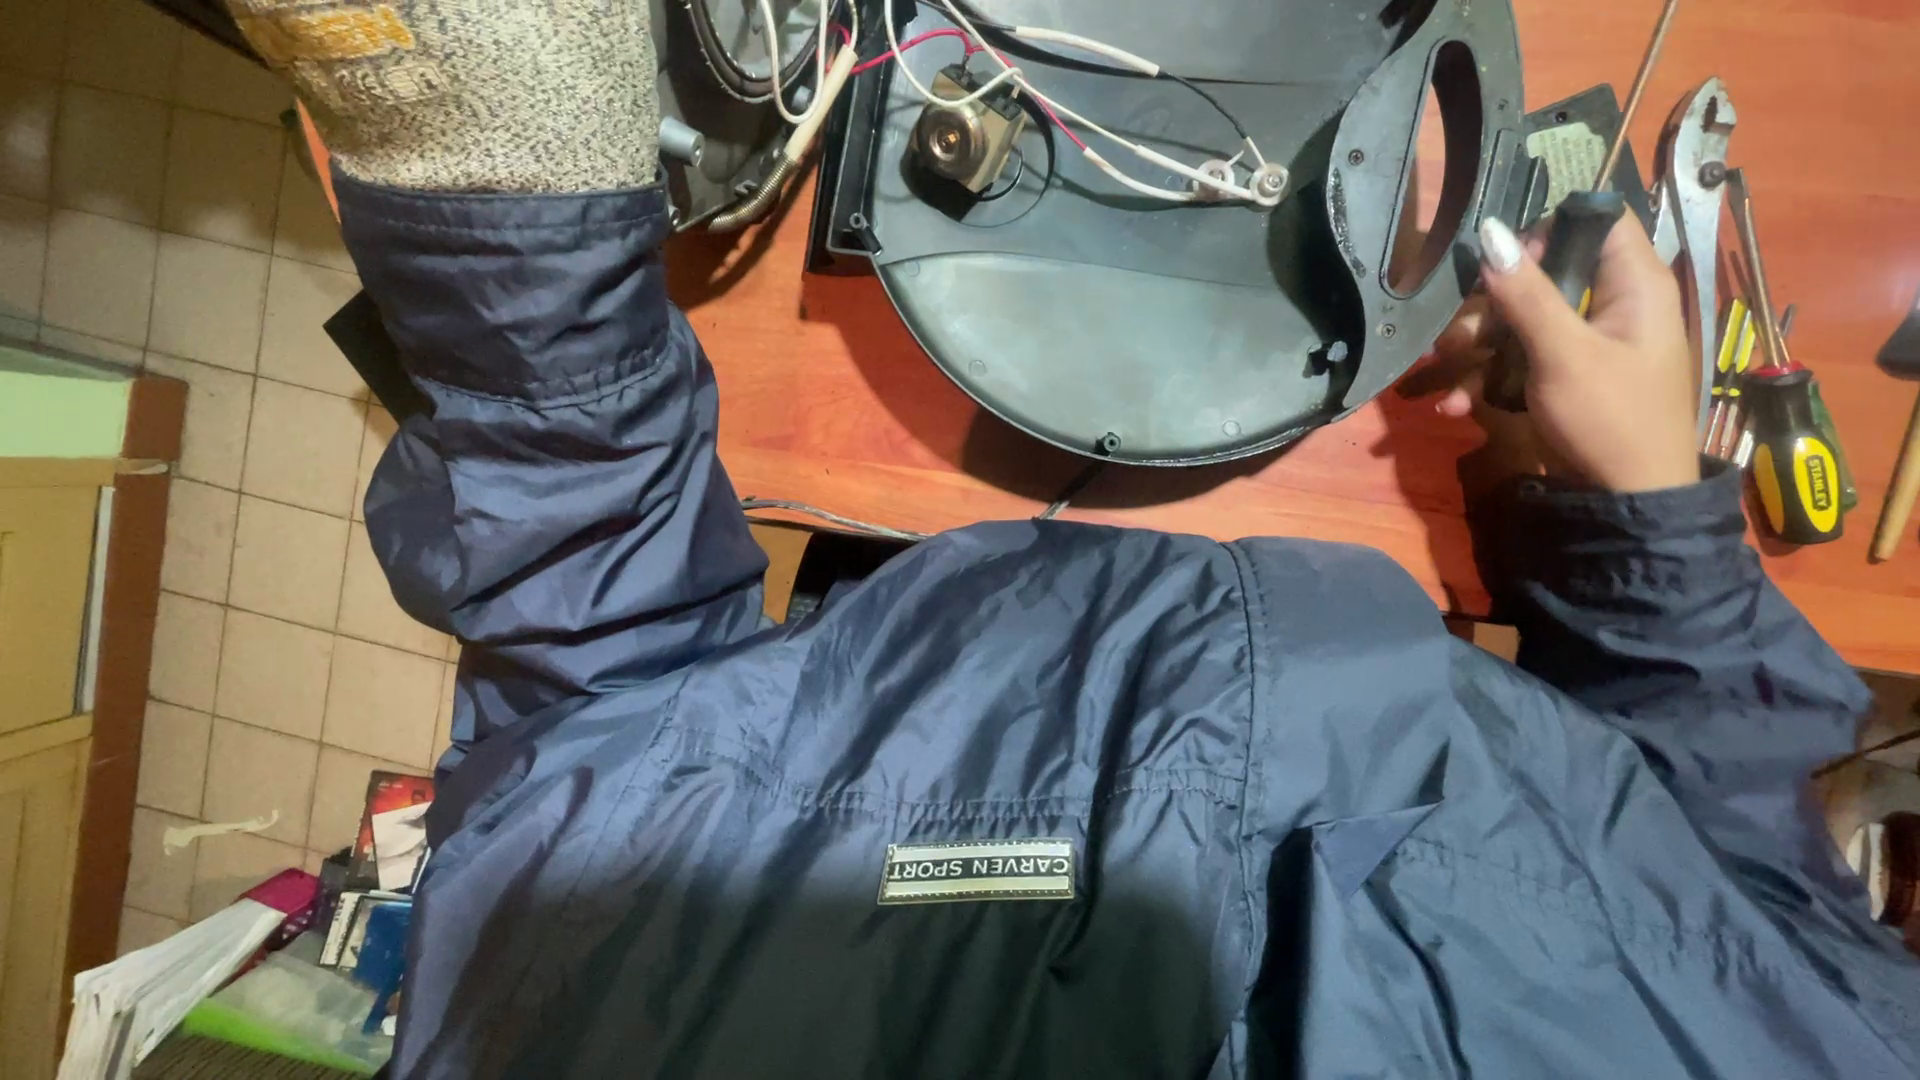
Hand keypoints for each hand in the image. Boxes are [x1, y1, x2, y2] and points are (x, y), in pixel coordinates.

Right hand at [1430, 213, 1699, 493]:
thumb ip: (1526, 294)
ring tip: (1445, 379)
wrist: (1623, 496)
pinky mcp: (1557, 376)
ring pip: (1516, 323)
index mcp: (1633, 285)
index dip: (1544, 235)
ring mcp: (1581, 343)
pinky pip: (1513, 362)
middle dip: (1488, 308)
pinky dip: (1481, 381)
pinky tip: (1452, 406)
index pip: (1594, 223)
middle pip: (1540, 278)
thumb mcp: (1562, 353)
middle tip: (1458, 339)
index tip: (1500, 270)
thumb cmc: (1608, 416)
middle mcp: (1609, 305)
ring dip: (1473, 350)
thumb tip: (1492, 231)